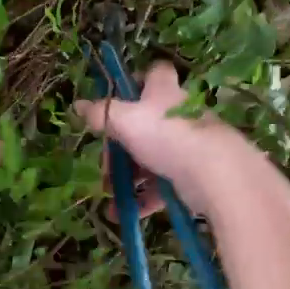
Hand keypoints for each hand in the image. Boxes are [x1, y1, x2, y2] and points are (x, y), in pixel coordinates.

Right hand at [72, 63, 259, 218]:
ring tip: (110, 196)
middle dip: (119, 149)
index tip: (117, 102)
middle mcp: (175, 115)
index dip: (136, 83)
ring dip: (126, 180)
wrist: (211, 172)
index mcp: (163, 92)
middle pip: (143, 126)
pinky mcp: (188, 175)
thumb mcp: (125, 121)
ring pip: (149, 160)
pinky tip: (122, 214)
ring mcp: (184, 146)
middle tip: (105, 167)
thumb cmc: (165, 136)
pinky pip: (159, 187)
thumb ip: (101, 114)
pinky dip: (140, 200)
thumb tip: (78, 105)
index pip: (154, 74)